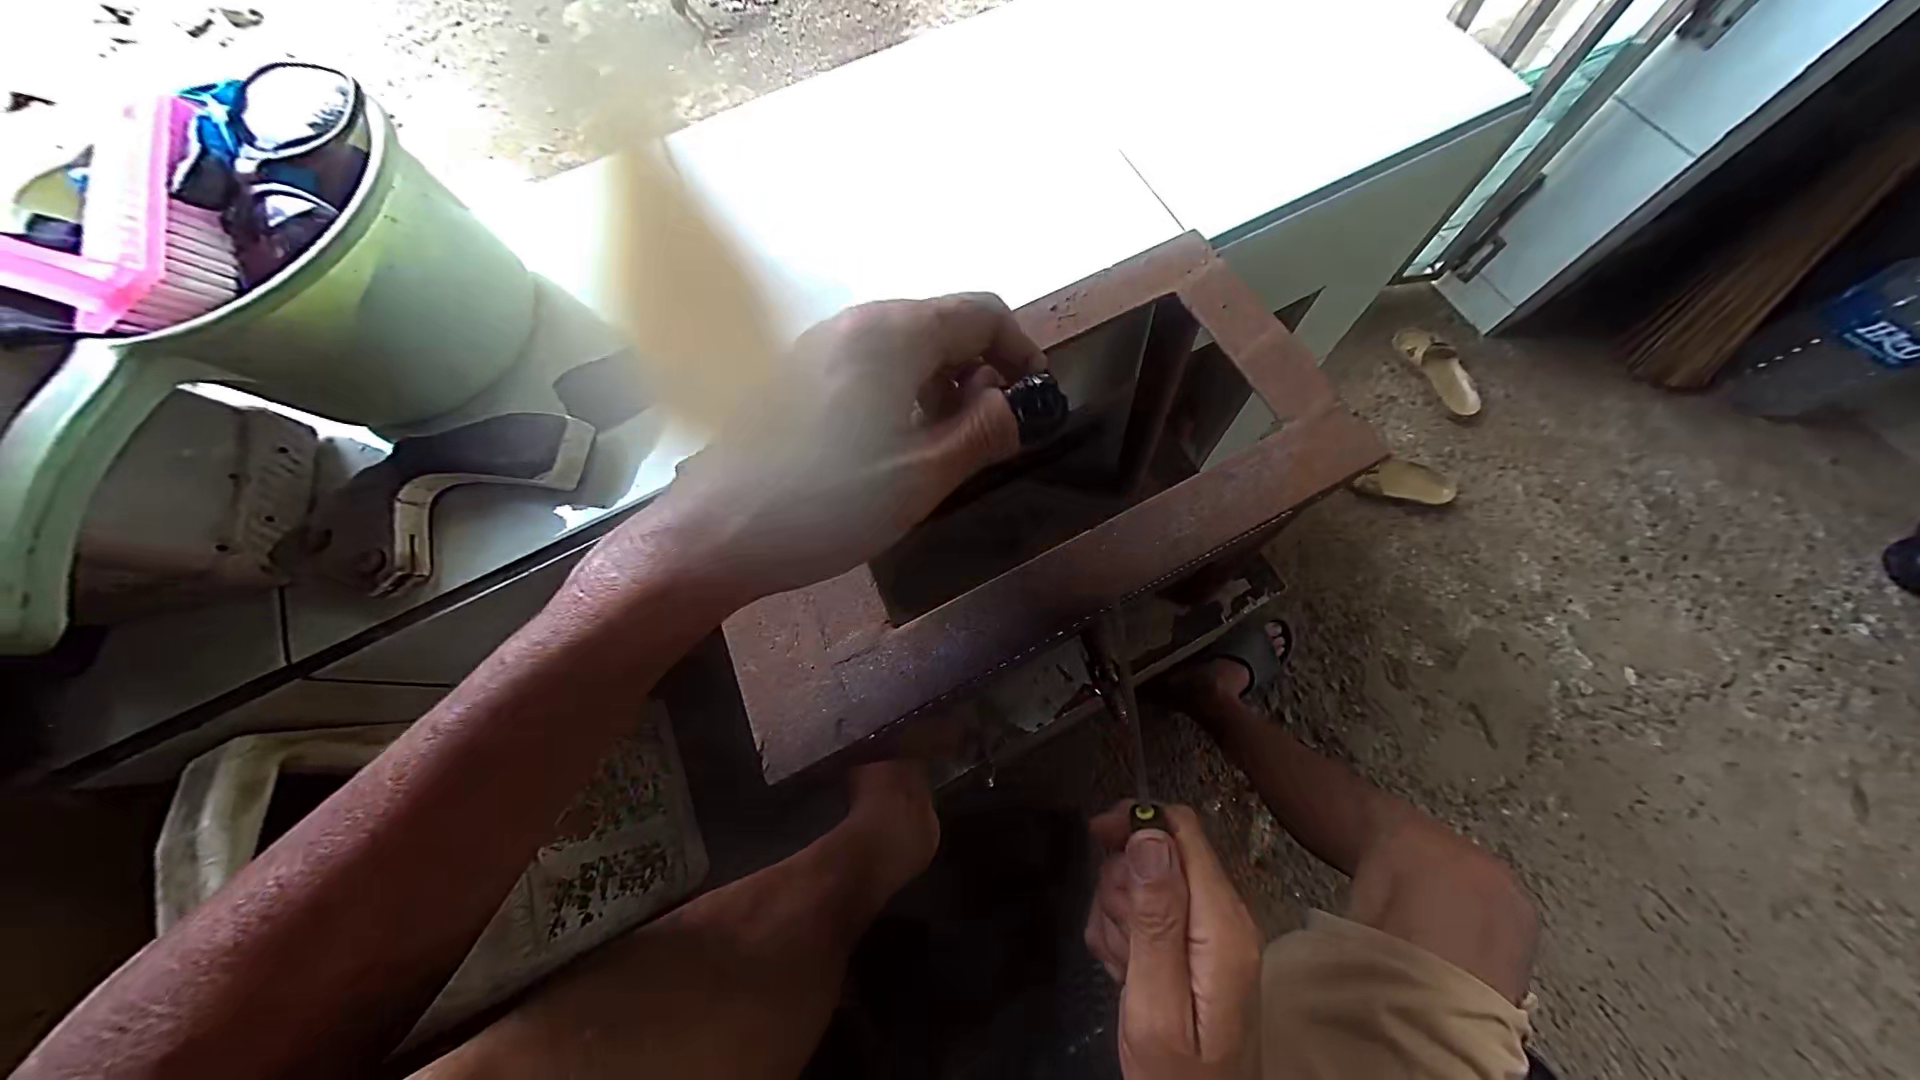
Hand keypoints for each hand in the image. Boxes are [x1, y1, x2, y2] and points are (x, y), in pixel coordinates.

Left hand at [651, 292, 1043, 599]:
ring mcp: (818, 346)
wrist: (714, 534)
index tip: (1033, 403)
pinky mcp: (796, 375)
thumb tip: (1011, 404)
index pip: (984, 313)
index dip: (1022, 354)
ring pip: (906, 350)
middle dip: (980, 375)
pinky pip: (870, 369)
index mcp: (892, 333)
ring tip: (942, 449)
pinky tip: (893, 449)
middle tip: (988, 437)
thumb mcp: (922, 476)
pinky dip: (902, 396)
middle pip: (944, 327)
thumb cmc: (826, 506)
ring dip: (941, 389)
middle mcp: (854, 323)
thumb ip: (982, 431)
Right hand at [1086, 803, 1263, 1079]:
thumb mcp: (1157, 1005)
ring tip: (1122, 961)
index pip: (1183, 829)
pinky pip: (1144, 906)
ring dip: (1118, 908)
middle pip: (1158, 850)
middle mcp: (1221, 914)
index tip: (1098, 837)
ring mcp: (1207, 927)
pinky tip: (1124, 965)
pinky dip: (1123, 928)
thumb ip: (1156, 918)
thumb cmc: (1176, 1076)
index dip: (1137, 821)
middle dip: (1122, 879)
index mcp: (1222, 922)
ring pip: (1144, 877)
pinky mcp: (1190, 940)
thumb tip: (1150, 836)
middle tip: (1118, 934)